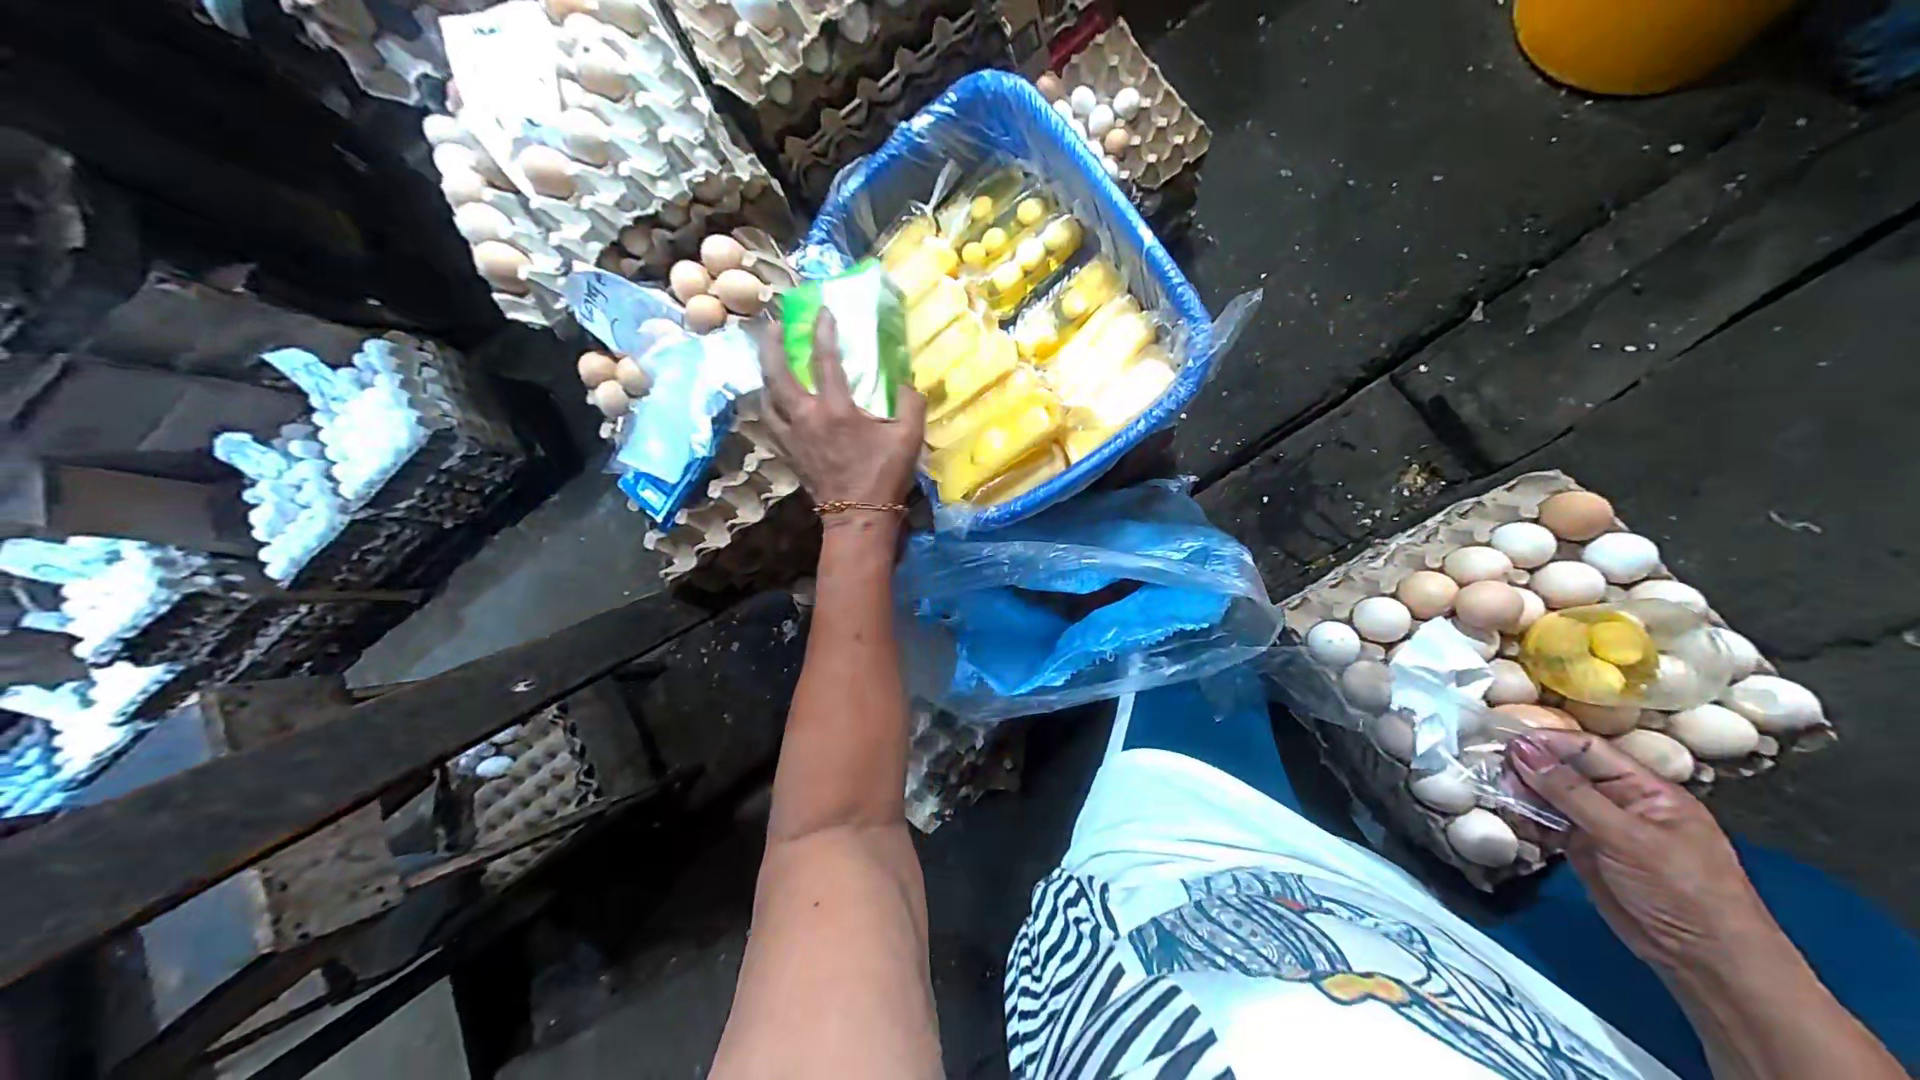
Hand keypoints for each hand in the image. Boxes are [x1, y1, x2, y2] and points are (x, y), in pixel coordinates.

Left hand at [755, 311, 926, 512]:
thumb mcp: (909, 437)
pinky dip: (769, 405)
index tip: (822, 311)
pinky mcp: (787, 453)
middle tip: (771, 324)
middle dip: (770, 345)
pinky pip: (769, 422)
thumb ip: (911, 403)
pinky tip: (774, 401)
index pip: (824, 359)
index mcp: (835, 410)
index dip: (822, 331)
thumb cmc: (884, 476)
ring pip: (766, 398)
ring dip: (765, 375)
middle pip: (776, 373)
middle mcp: (805, 417)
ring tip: (769, 361)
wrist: (859, 517)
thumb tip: (907, 382)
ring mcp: (792, 437)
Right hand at [1507, 731, 1779, 973]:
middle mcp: (1620, 800)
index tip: (1504, 742)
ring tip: (1495, 792)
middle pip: (1563, 770)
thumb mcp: (1627, 837)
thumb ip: (1571, 792)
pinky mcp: (1582, 849)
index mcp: (1645, 789)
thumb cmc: (1682, 891)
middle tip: (1491, 769)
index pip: (1588, 749)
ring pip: (1550, 796)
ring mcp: (1599, 826)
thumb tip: (1521, 748)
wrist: (1704, 962)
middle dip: (1528, 767)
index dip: (1547, 742)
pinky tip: (1509, 818)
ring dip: (1522, 793)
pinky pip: (1547, 823)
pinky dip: (1526, 819)